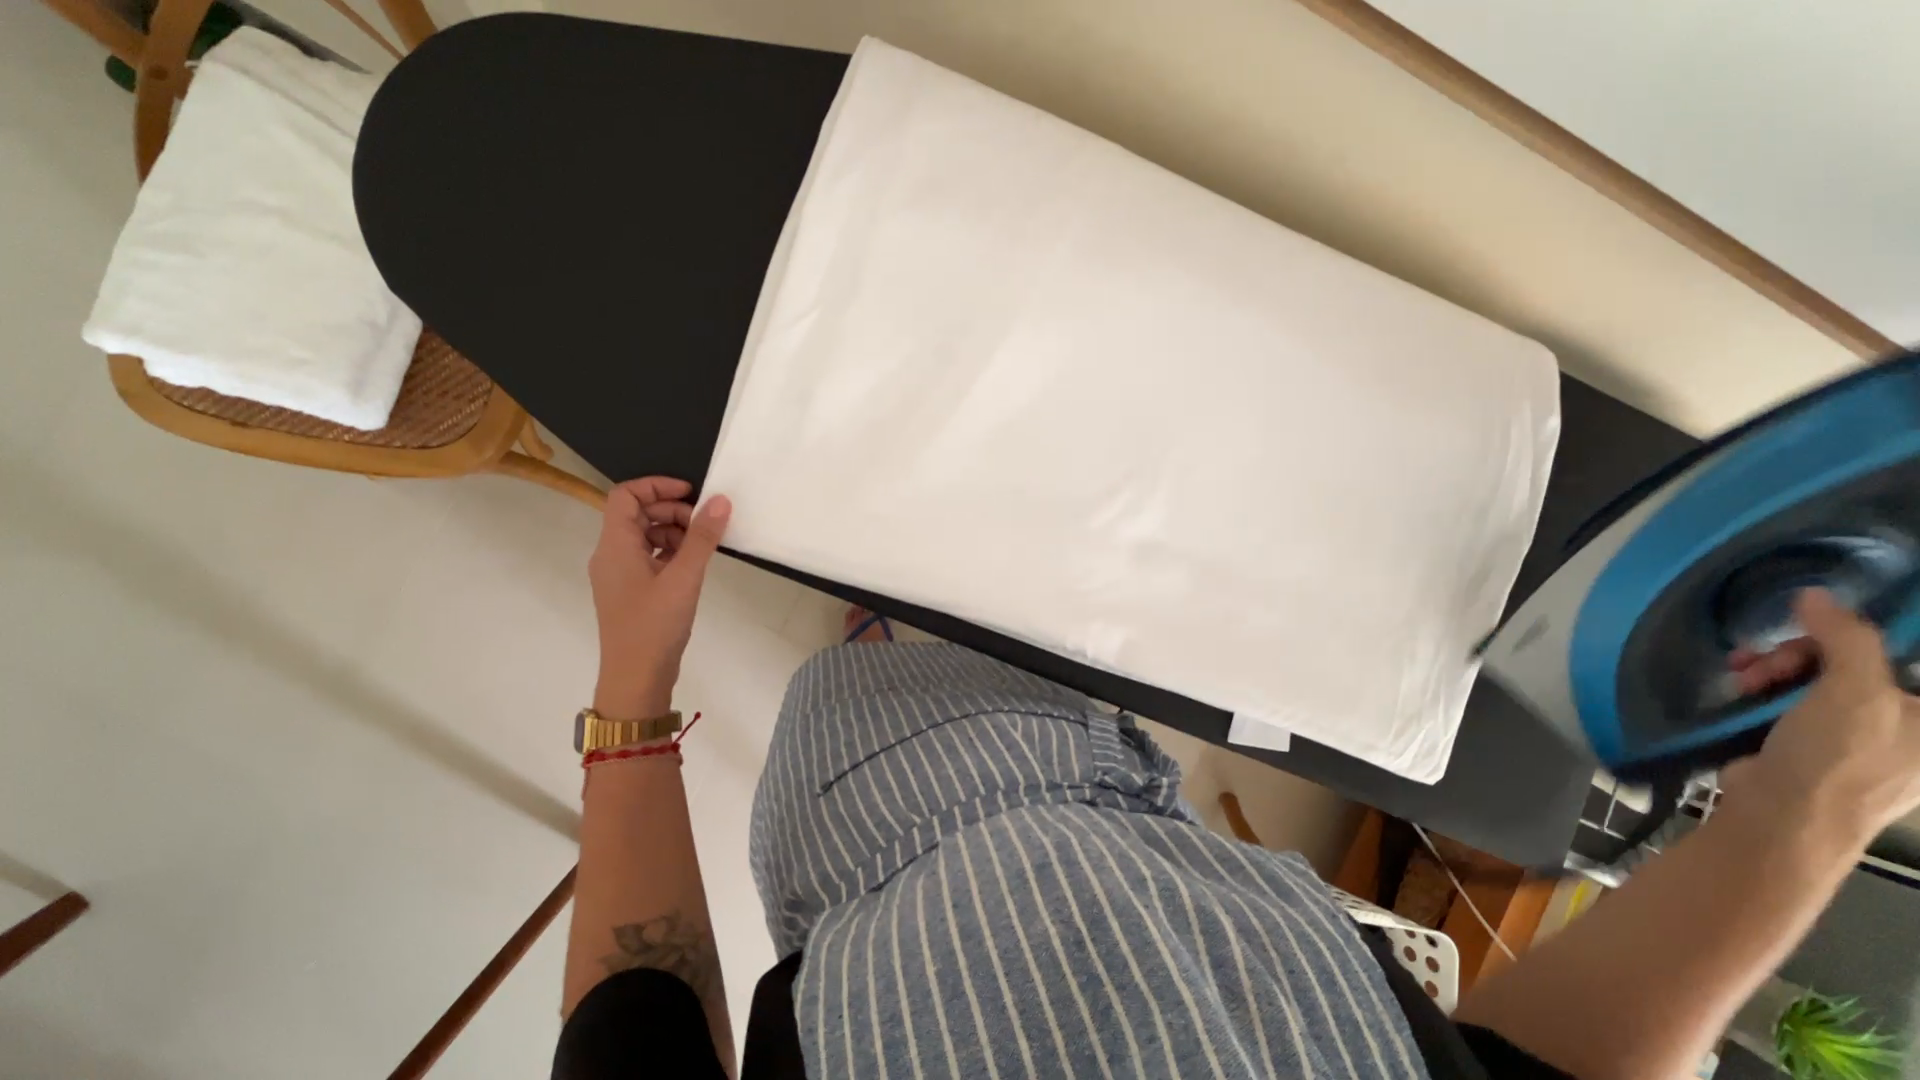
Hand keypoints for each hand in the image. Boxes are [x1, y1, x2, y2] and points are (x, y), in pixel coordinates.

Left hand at [587, 477, 731, 719]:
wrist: (635, 678)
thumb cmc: (654, 625)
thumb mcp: (684, 578)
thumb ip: (702, 537)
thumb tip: (720, 501)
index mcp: (614, 546)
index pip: (625, 495)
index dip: (657, 486)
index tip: (691, 493)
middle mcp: (610, 555)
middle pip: (635, 514)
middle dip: (670, 510)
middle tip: (703, 523)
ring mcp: (618, 576)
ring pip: (642, 537)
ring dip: (672, 532)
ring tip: (701, 547)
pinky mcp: (629, 593)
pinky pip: (646, 558)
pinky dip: (669, 554)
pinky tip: (692, 567)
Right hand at [1727, 589, 1919, 844]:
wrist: (1782, 818)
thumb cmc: (1837, 757)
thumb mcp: (1854, 691)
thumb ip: (1846, 637)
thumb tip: (1816, 594)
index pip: (1902, 656)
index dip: (1857, 635)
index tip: (1816, 627)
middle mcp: (1907, 725)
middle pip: (1854, 662)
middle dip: (1802, 653)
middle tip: (1769, 662)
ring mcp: (1859, 737)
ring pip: (1819, 679)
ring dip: (1775, 668)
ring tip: (1744, 677)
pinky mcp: (1814, 744)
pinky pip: (1796, 701)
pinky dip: (1767, 689)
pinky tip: (1742, 688)